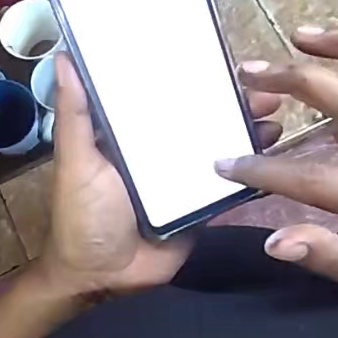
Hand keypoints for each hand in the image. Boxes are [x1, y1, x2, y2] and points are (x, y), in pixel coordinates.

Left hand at [27, 53, 287, 306]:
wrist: (103, 280)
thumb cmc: (84, 215)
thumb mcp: (77, 161)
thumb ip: (75, 114)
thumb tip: (63, 57)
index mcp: (132, 133)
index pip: (166, 94)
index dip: (193, 74)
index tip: (221, 57)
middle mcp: (161, 149)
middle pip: (202, 116)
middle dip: (233, 100)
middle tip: (264, 87)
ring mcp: (186, 176)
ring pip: (222, 143)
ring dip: (248, 126)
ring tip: (275, 111)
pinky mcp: (204, 203)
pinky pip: (231, 179)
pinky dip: (253, 163)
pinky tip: (273, 145)